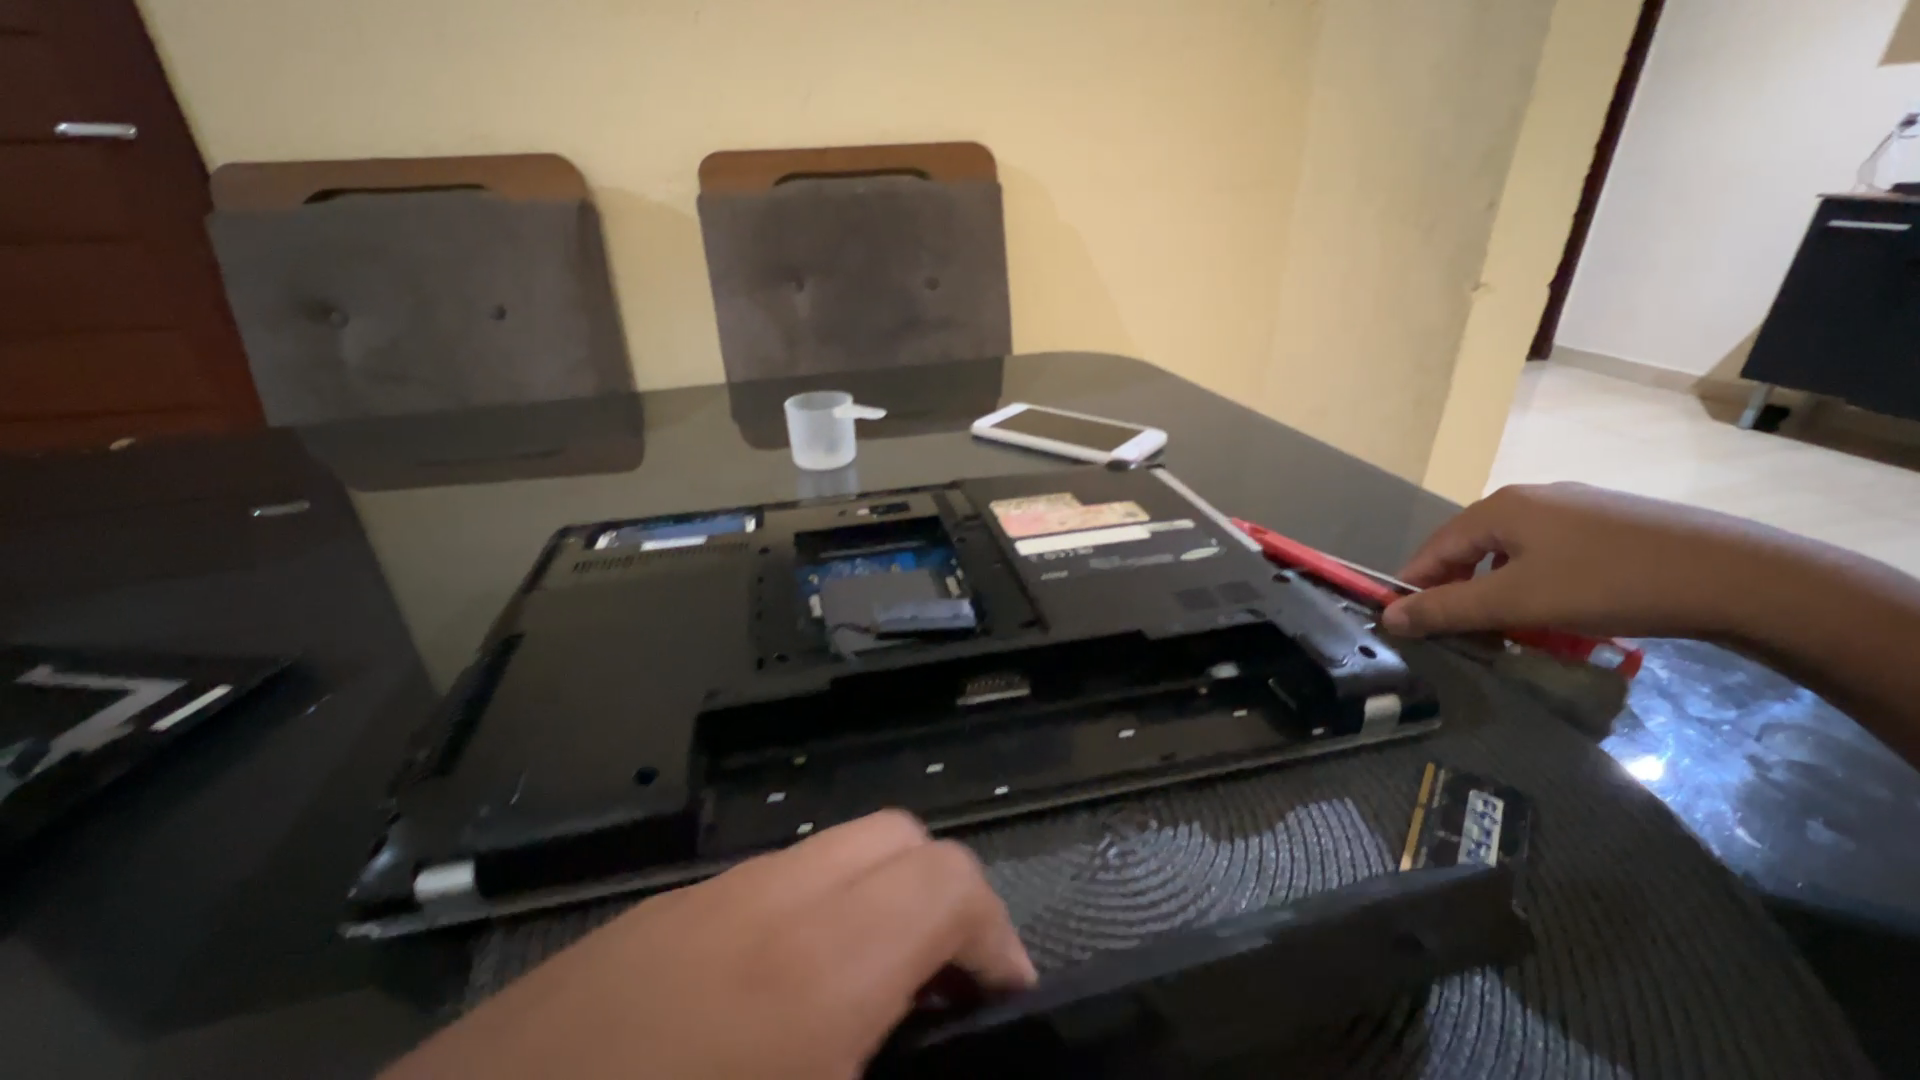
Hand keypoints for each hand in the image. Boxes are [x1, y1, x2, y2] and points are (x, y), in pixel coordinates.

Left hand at [383, 810, 1034, 1079]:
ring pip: (828, 853)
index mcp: (811, 974)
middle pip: (896, 839)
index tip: (1005, 1004)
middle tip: (943, 999)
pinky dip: (806, 919)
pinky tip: (771, 1011)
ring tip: (866, 1005)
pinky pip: (760, 886)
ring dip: (873, 906)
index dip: (1000, 937)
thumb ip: (868, 1061)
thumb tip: (903, 1037)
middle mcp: (759, 908)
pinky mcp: (639, 925)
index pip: (948, 882)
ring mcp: (691, 905)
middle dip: (943, 903)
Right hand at [1381, 482, 1776, 639]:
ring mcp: (1575, 509)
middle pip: (1471, 549)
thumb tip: (1390, 617)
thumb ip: (1447, 609)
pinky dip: (1536, 586)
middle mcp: (1531, 499)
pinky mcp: (1611, 526)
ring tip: (1508, 631)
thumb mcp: (1517, 603)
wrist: (1734, 576)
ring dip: (1498, 593)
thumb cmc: (1608, 584)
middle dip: (1458, 594)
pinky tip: (1557, 614)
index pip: (1432, 549)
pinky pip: (1550, 556)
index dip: (1413, 589)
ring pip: (1512, 555)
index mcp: (1500, 507)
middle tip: (1459, 637)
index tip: (1405, 629)